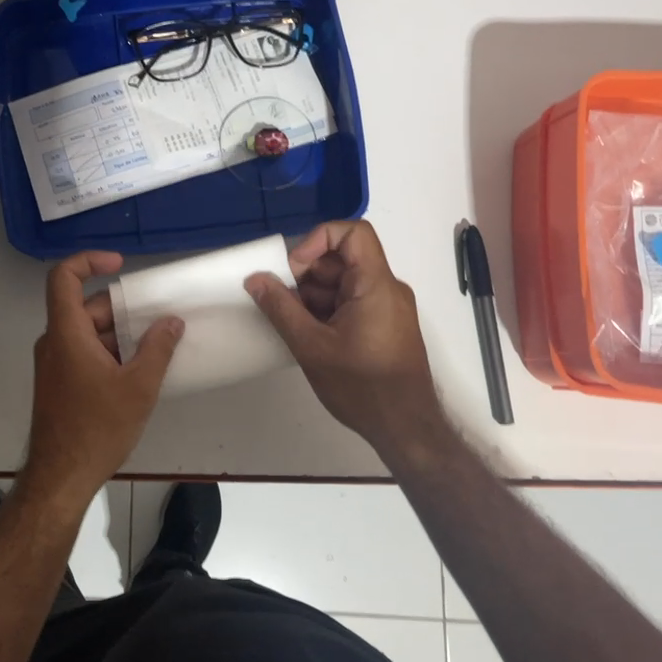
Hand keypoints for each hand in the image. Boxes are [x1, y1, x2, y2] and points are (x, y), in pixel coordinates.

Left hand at [21, 252, 184, 507]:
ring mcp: (55, 364)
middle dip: (122, 307)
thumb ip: (157, 349)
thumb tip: (171, 322)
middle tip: (158, 314)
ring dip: (119, 333)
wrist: (61, 477)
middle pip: (85, 307)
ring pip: (87, 332)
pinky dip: (110, 351)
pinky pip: (84, 352)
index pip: (63, 277)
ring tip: (156, 342)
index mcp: (67, 333)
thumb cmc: (97, 428)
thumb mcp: (138, 387)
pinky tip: (139, 369)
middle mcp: (55, 342)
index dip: (88, 260)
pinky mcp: (60, 383)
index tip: (119, 263)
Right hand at [244, 221, 443, 450]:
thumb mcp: (311, 347)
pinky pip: (351, 302)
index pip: (353, 233)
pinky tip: (307, 334)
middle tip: (282, 300)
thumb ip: (280, 308)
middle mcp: (386, 289)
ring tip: (292, 322)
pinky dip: (326, 310)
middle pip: (343, 258)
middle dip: (307, 273)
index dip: (318, 239)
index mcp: (376, 285)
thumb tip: (256, 279)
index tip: (294, 269)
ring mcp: (387, 308)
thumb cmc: (362, 387)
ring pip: (344, 282)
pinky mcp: (384, 326)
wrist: (406, 428)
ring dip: (312, 295)